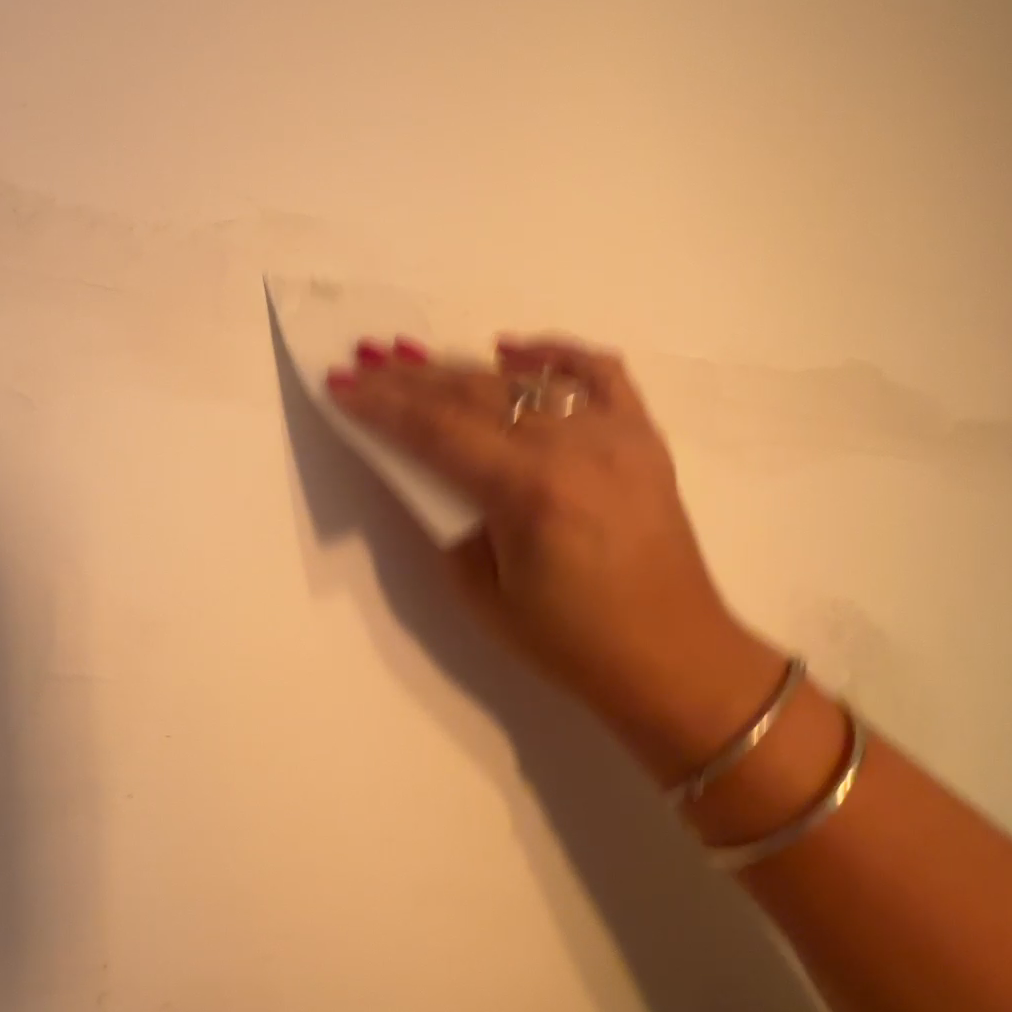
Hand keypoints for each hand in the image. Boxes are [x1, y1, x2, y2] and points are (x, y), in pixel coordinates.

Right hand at [328, 335, 782, 774]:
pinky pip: (598, 373)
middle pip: (472, 394)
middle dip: (408, 378)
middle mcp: (575, 446)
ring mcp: (615, 434)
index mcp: (529, 491)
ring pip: (522, 380)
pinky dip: (552, 356)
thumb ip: (447, 518)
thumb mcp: (479, 592)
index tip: (339, 383)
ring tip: (412, 357)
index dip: (381, 406)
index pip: (436, 431)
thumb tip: (425, 468)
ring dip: (460, 368)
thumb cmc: (566, 641)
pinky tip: (512, 354)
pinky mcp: (642, 436)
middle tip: (362, 359)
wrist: (671, 657)